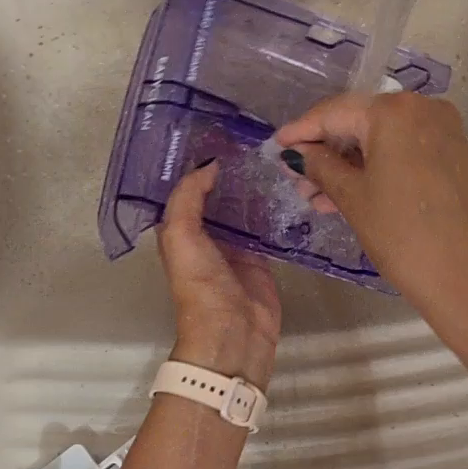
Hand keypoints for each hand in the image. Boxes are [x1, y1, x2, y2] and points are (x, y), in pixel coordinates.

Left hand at [156, 160, 280, 387]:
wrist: (233, 334)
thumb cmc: (201, 286)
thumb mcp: (181, 237)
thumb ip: (188, 199)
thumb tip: (209, 166)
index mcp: (180, 232)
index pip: (188, 191)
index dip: (198, 165)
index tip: (219, 134)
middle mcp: (206, 237)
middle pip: (219, 197)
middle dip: (232, 172)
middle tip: (253, 138)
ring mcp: (236, 248)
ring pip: (244, 208)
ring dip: (255, 187)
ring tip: (274, 155)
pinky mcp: (262, 259)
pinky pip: (267, 227)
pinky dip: (275, 210)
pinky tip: (288, 187)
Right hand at [273, 93, 467, 357]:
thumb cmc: (403, 235)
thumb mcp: (353, 199)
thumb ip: (321, 167)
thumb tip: (299, 153)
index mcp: (395, 112)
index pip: (334, 112)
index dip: (301, 131)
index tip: (275, 147)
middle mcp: (424, 109)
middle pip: (360, 123)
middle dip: (325, 152)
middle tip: (296, 182)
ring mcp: (444, 132)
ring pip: (382, 142)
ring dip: (348, 166)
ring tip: (317, 199)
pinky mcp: (455, 157)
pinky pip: (404, 154)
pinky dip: (375, 170)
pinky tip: (349, 197)